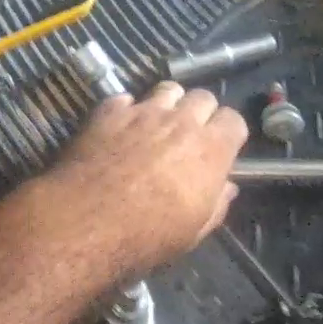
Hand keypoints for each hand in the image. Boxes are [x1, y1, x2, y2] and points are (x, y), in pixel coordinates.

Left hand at [31, 83, 246, 281]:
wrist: (88, 219)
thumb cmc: (148, 234)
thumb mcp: (193, 231)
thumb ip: (216, 203)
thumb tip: (227, 187)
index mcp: (209, 150)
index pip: (234, 120)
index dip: (228, 131)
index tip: (221, 146)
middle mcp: (180, 121)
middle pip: (202, 97)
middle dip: (200, 111)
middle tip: (189, 133)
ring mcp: (143, 111)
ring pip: (167, 88)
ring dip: (168, 103)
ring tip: (158, 123)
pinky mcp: (109, 110)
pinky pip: (126, 98)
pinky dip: (127, 110)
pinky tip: (120, 128)